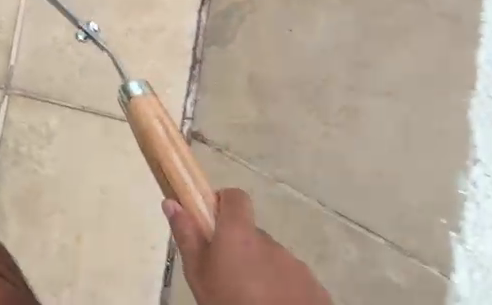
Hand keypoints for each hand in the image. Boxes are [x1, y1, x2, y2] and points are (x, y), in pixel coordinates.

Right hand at [166, 189, 332, 304]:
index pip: (236, 198)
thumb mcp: (198, 273)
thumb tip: (172, 202)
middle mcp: (272, 244)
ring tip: (253, 295)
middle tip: (229, 274)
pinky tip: (274, 304)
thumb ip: (186, 235)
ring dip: (263, 269)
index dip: (224, 204)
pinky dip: (285, 288)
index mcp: (240, 234)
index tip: (213, 222)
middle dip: (241, 248)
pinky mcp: (318, 291)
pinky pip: (295, 280)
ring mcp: (299, 268)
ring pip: (274, 259)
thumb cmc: (228, 301)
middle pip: (253, 234)